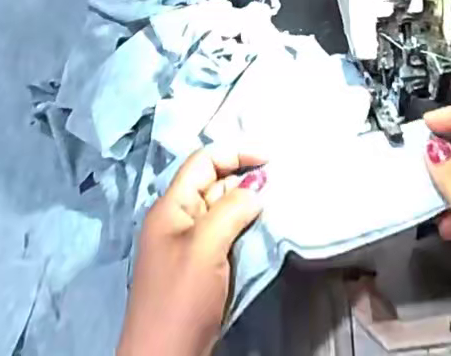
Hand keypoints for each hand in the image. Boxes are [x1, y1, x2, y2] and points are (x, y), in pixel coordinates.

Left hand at [116, 144, 266, 355]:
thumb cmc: (180, 298)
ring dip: (245, 204)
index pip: (202, 162)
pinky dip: (243, 230)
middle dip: (243, 177)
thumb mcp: (205, 246)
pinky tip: (262, 233)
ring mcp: (187, 246)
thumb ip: (230, 210)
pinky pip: (223, 237)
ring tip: (277, 203)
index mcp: (171, 205)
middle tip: (279, 182)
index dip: (233, 152)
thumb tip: (254, 189)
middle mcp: (177, 219)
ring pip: (220, 211)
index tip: (269, 158)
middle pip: (212, 184)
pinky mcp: (199, 272)